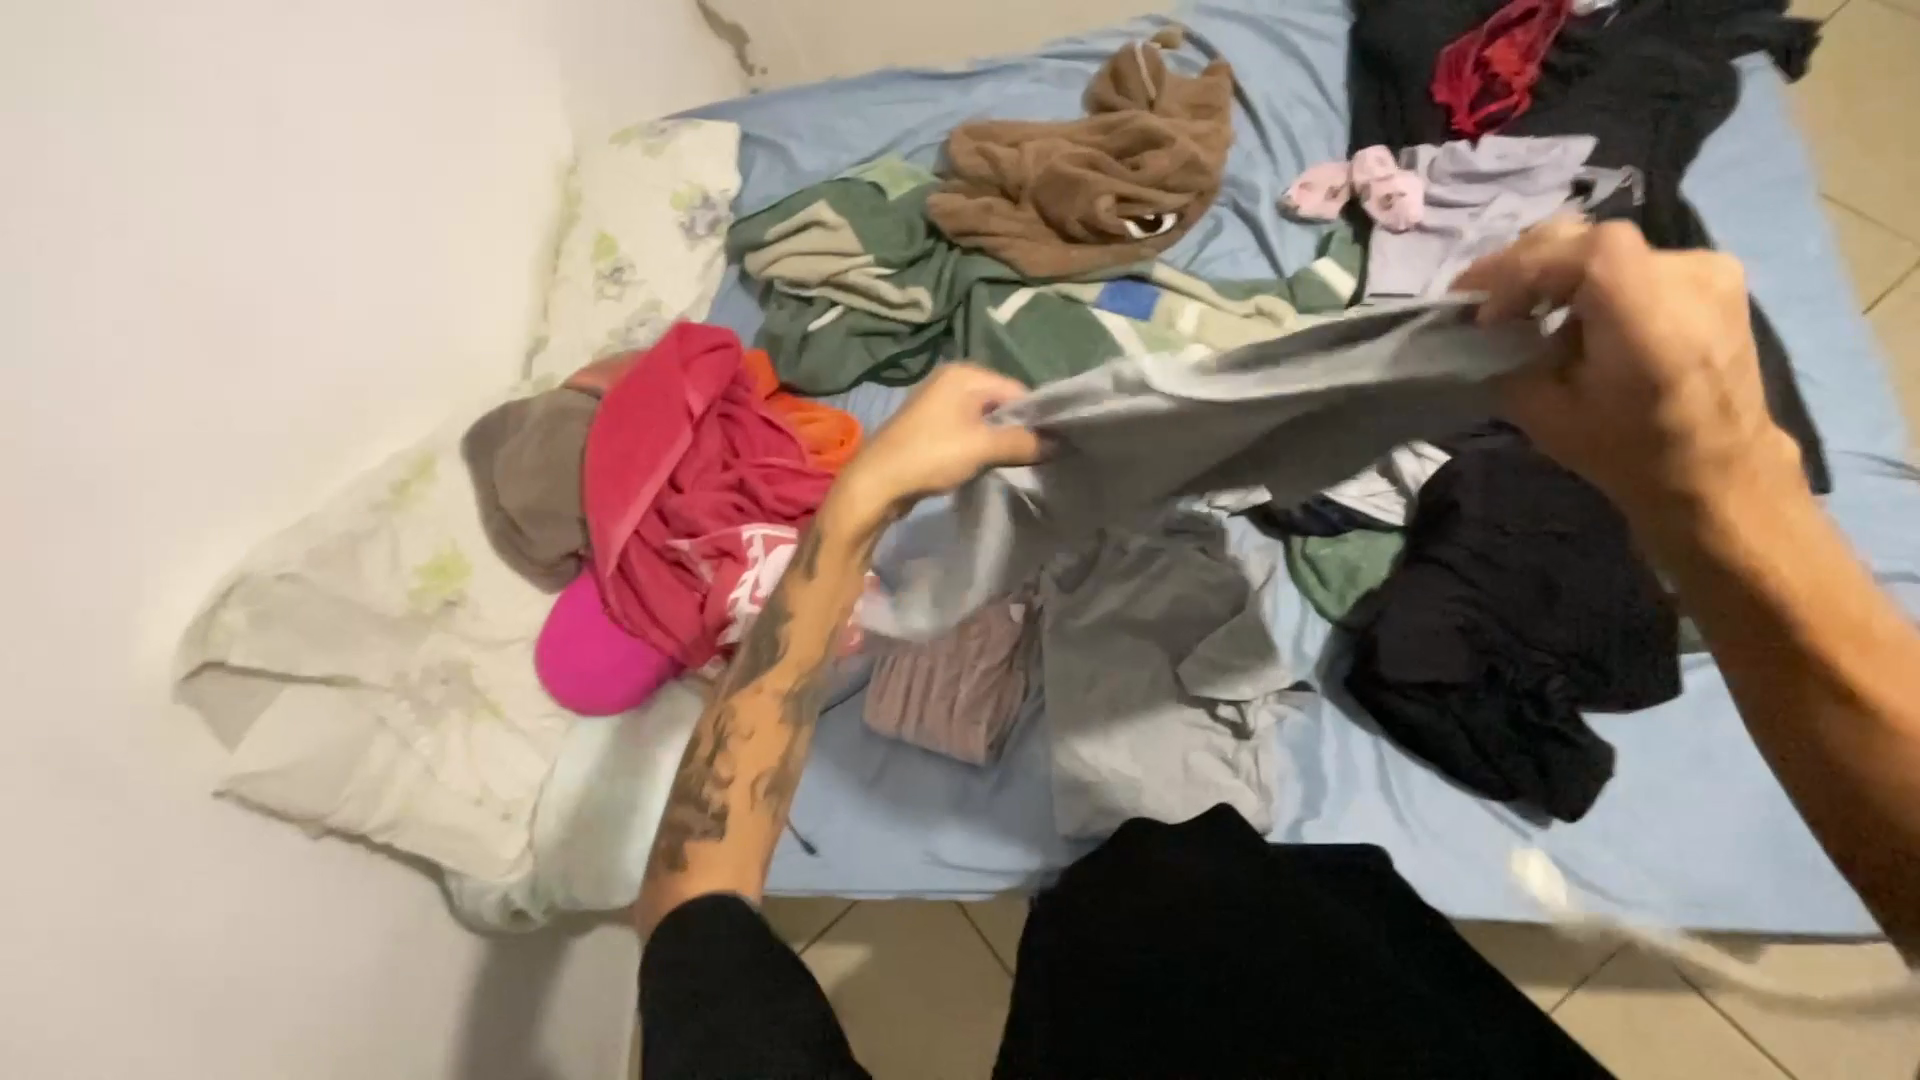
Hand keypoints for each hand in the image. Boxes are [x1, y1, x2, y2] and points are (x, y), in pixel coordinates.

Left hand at [829, 364, 1042, 524]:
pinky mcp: (930, 427)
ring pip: (984, 420)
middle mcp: (951, 380)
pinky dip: (980, 446)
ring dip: (1000, 440)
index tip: (1054, 446)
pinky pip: (967, 431)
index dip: (1037, 418)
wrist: (877, 483)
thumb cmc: (932, 455)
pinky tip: (987, 464)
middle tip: (1037, 457)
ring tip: (1014, 463)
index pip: (1018, 390)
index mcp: (965, 374)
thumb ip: (1025, 442)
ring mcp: (937, 403)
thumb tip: (1060, 444)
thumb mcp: (984, 447)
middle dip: (1019, 430)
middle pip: (1002, 404)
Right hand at [1453, 220, 1803, 532]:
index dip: (1516, 269)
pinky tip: (1563, 310)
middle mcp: (1689, 277)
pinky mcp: (1708, 276)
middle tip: (1483, 301)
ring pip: (1605, 247)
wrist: (1712, 466)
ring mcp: (1707, 269)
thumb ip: (1510, 359)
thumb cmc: (1624, 448)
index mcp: (1651, 318)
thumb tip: (1485, 331)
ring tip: (1520, 308)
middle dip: (1524, 264)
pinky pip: (1628, 260)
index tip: (1478, 310)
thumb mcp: (1542, 412)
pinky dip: (1584, 278)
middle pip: (1590, 239)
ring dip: (1552, 271)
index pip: (1581, 253)